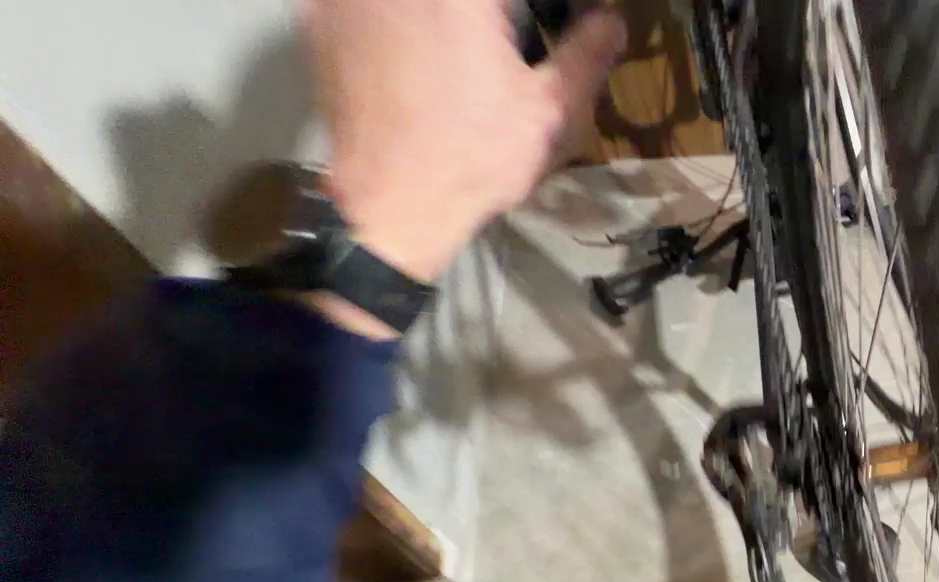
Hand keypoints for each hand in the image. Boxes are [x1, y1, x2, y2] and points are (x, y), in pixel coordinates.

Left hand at [302, 0, 626, 283]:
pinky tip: (425, 63)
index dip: (545, 9)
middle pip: (469, 2)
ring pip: (425, 6)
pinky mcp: (324, 16)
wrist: (395, 200)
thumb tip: (610, 19)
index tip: (564, 22)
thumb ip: (584, 54)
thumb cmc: (480, 158)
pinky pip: (374, 5)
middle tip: (516, 48)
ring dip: (455, 23)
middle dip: (497, 19)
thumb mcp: (551, 111)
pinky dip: (406, 24)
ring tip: (468, 64)